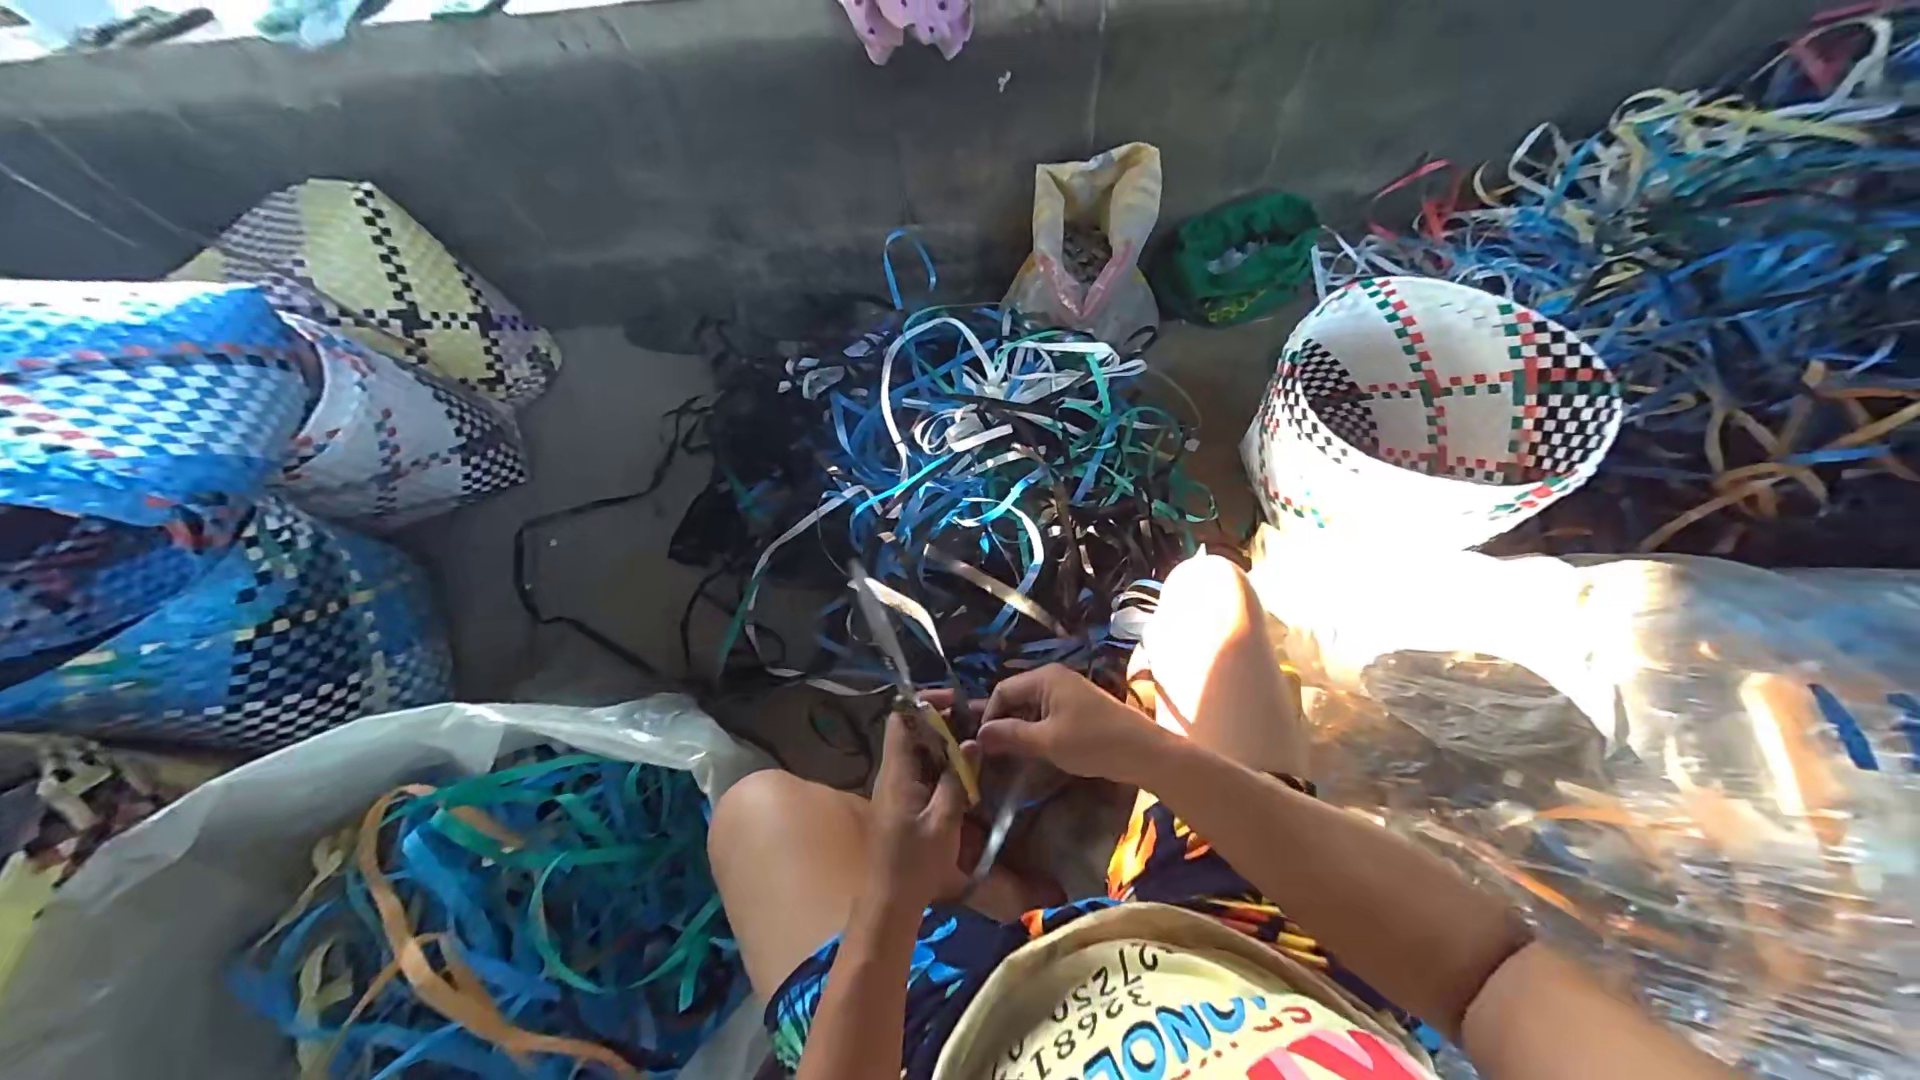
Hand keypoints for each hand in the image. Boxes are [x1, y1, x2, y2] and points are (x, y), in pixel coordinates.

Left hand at [867, 709, 970, 909]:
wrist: (889, 904)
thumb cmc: (915, 865)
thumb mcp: (943, 823)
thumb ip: (958, 781)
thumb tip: (971, 743)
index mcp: (897, 772)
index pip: (901, 720)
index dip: (923, 703)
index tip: (954, 702)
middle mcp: (892, 774)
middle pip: (911, 732)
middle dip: (941, 723)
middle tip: (974, 724)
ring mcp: (895, 789)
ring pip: (918, 752)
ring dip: (944, 745)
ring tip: (975, 744)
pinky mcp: (902, 803)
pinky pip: (920, 771)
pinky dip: (941, 765)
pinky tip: (964, 774)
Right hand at [976, 665, 1169, 785]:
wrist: (1144, 752)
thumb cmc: (1093, 742)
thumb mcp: (1047, 741)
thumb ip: (1010, 736)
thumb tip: (978, 736)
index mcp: (1045, 678)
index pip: (1003, 690)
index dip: (989, 716)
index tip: (982, 745)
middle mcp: (1053, 678)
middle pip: (1015, 696)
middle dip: (1001, 721)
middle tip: (987, 750)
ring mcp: (1067, 693)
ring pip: (1029, 707)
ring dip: (1017, 728)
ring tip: (1004, 753)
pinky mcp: (1076, 708)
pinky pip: (1045, 714)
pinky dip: (1033, 730)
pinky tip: (1029, 750)